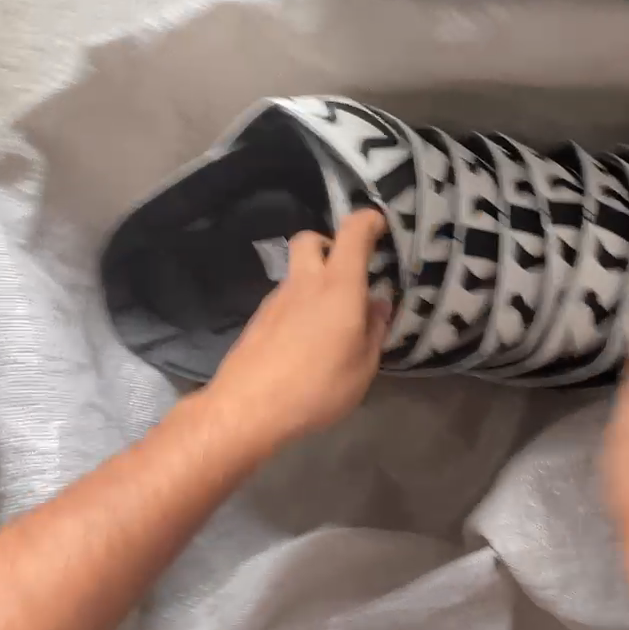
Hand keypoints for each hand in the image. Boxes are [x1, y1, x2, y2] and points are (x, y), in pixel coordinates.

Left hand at [198, 209, 392, 450]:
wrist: (246, 409)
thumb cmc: (316, 387)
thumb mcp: (363, 367)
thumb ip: (374, 330)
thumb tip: (377, 305)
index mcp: (338, 286)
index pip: (353, 232)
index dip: (369, 220)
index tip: (382, 227)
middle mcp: (305, 283)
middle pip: (311, 239)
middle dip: (331, 244)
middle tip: (349, 273)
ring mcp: (276, 300)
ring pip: (297, 272)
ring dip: (316, 283)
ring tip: (333, 322)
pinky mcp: (259, 320)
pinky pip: (286, 300)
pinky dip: (301, 308)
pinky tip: (307, 343)